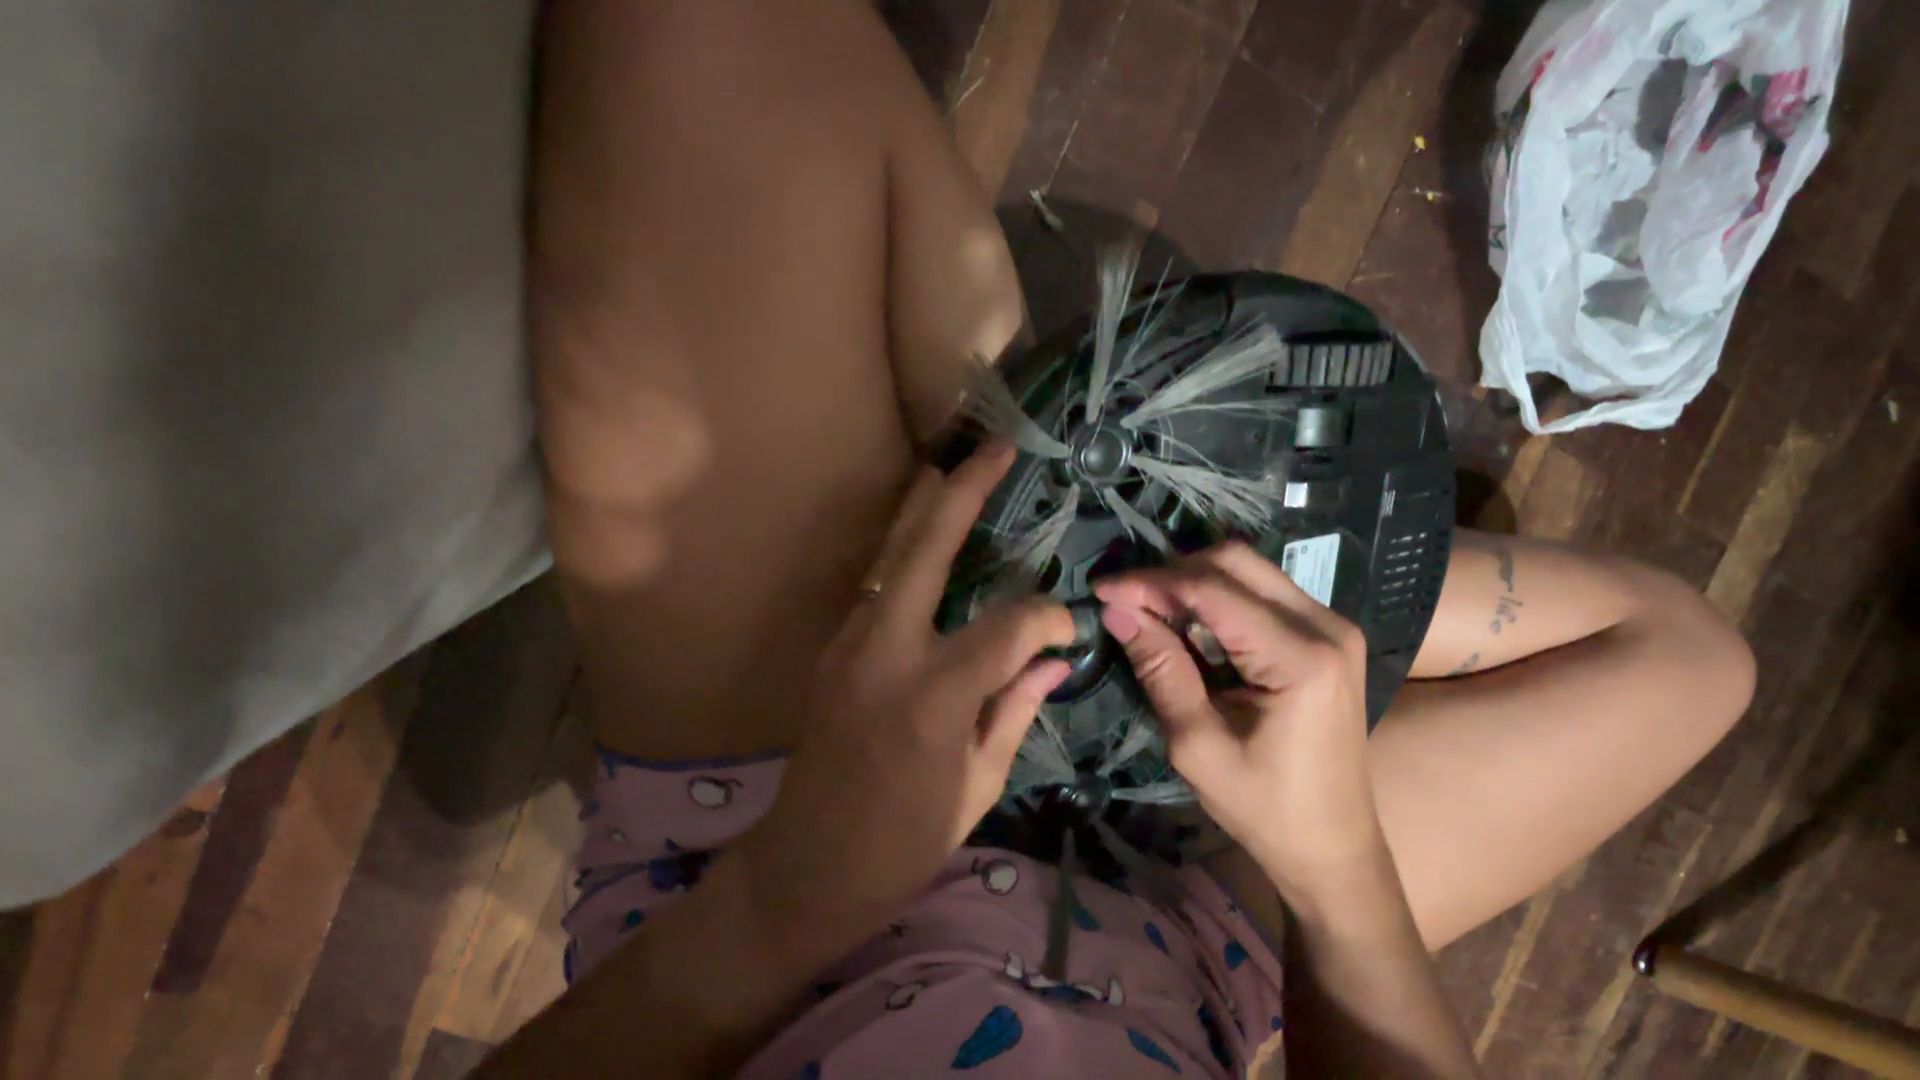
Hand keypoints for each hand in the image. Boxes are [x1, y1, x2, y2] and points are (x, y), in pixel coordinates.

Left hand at [738, 444, 1075, 925]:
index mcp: (934, 698)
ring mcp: (849, 647)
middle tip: (995, 448)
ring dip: (923, 510)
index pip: (1006, 627)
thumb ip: (1015, 707)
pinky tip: (927, 542)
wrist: (806, 866)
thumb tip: (1053, 656)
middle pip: (926, 552)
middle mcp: (886, 655)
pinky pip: (876, 589)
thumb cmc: (904, 842)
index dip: (1043, 618)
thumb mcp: (978, 784)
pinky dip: (905, 556)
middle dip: (962, 494)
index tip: (1064, 627)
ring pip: (891, 559)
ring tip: (953, 469)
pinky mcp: (832, 652)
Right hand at [1095, 543, 1382, 900]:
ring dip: (1195, 582)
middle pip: (1236, 562)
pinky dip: (1219, 599)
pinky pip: (1264, 594)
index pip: (1213, 591)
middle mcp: (1326, 627)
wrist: (1332, 846)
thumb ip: (1161, 669)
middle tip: (1125, 600)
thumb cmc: (1264, 808)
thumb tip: (1116, 611)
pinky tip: (1187, 624)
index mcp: (1301, 659)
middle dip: (1173, 573)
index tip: (1101, 589)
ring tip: (1148, 610)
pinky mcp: (1327, 636)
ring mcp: (1333, 628)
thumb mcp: (1197, 745)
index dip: (1151, 583)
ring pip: (1250, 571)